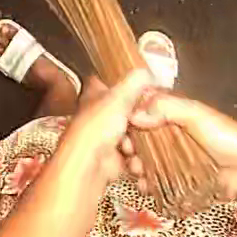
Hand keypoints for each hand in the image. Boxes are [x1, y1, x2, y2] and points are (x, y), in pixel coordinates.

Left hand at [50, 68, 153, 183]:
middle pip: (125, 112)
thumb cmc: (96, 127)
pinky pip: (131, 158)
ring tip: (133, 144)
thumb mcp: (120, 96)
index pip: (108, 84)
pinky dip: (136, 160)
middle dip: (139, 119)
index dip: (124, 86)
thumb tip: (148, 71)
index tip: (142, 89)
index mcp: (95, 96)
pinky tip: (135, 160)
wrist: (88, 165)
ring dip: (137, 142)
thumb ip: (136, 81)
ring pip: (131, 136)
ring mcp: (104, 138)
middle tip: (146, 120)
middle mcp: (98, 116)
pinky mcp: (111, 159)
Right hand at [127, 92, 236, 201]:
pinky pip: (155, 178)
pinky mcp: (176, 177)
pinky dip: (146, 182)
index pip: (142, 111)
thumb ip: (165, 108)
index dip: (128, 119)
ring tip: (135, 170)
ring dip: (136, 164)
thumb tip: (134, 114)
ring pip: (145, 158)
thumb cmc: (226, 138)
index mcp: (173, 112)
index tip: (119, 128)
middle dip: (129, 144)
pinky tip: (143, 185)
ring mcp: (172, 156)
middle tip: (126, 153)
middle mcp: (169, 132)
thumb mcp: (195, 114)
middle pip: (139, 136)